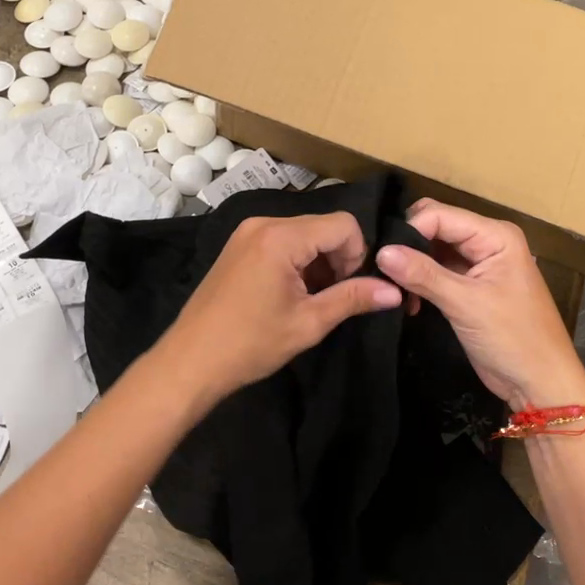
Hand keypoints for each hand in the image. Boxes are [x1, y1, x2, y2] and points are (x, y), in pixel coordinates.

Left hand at [156, 213, 400, 402]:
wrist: (190, 361)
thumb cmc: (251, 344)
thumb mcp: (308, 323)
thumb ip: (352, 299)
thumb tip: (394, 290)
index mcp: (281, 237)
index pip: (343, 224)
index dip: (357, 254)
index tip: (349, 289)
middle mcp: (264, 223)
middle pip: (323, 225)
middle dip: (338, 258)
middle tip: (332, 298)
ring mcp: (248, 232)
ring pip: (305, 233)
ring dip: (318, 261)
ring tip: (311, 300)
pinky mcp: (239, 244)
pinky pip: (283, 239)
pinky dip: (297, 260)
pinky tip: (290, 294)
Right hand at [376, 200, 584, 409]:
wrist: (541, 384)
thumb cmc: (513, 338)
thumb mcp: (466, 304)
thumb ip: (423, 274)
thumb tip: (381, 252)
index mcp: (495, 235)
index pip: (439, 215)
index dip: (410, 231)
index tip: (382, 258)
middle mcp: (487, 241)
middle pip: (435, 227)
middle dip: (409, 245)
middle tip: (384, 271)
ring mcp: (478, 263)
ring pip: (433, 249)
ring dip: (412, 267)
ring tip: (394, 291)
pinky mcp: (470, 286)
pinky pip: (437, 271)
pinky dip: (421, 282)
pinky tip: (409, 302)